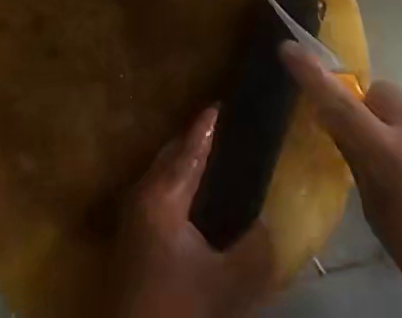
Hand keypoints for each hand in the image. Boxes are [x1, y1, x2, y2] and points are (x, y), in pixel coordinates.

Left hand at [115, 106, 274, 317]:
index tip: (222, 103)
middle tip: (224, 128)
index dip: (206, 126)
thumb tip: (270, 222)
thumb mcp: (228, 283)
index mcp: (161, 195)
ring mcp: (131, 213)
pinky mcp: (132, 233)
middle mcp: (141, 193)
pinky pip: (157, 188)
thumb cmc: (180, 306)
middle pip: (170, 154)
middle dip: (195, 139)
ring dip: (184, 160)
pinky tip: (195, 195)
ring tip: (214, 156)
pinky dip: (176, 180)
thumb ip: (255, 249)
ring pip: (161, 171)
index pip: (188, 149)